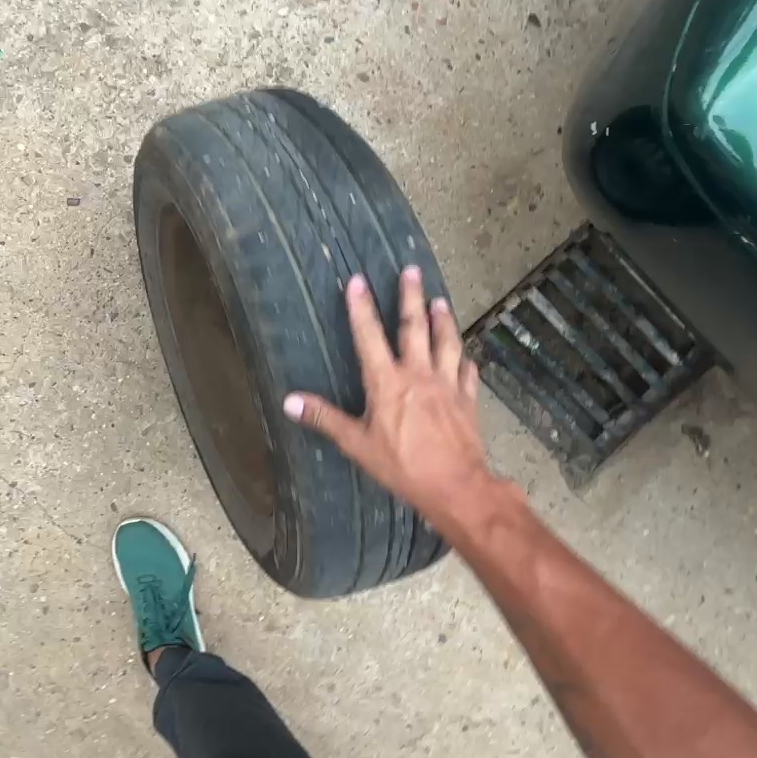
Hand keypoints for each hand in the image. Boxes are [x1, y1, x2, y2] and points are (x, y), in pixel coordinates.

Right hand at [283, 267, 492, 520]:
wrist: (456, 485)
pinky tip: (467, 354)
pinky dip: (465, 359)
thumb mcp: (355, 443)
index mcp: (387, 382)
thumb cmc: (401, 465)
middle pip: (414, 327)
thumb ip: (324, 418)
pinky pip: (467, 373)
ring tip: (440, 300)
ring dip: (442, 320)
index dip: (362, 307)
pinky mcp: (467, 400)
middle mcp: (418, 375)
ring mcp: (447, 385)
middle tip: (411, 271)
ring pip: (446, 343)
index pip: (369, 336)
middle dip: (410, 297)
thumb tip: (289, 401)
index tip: (358, 280)